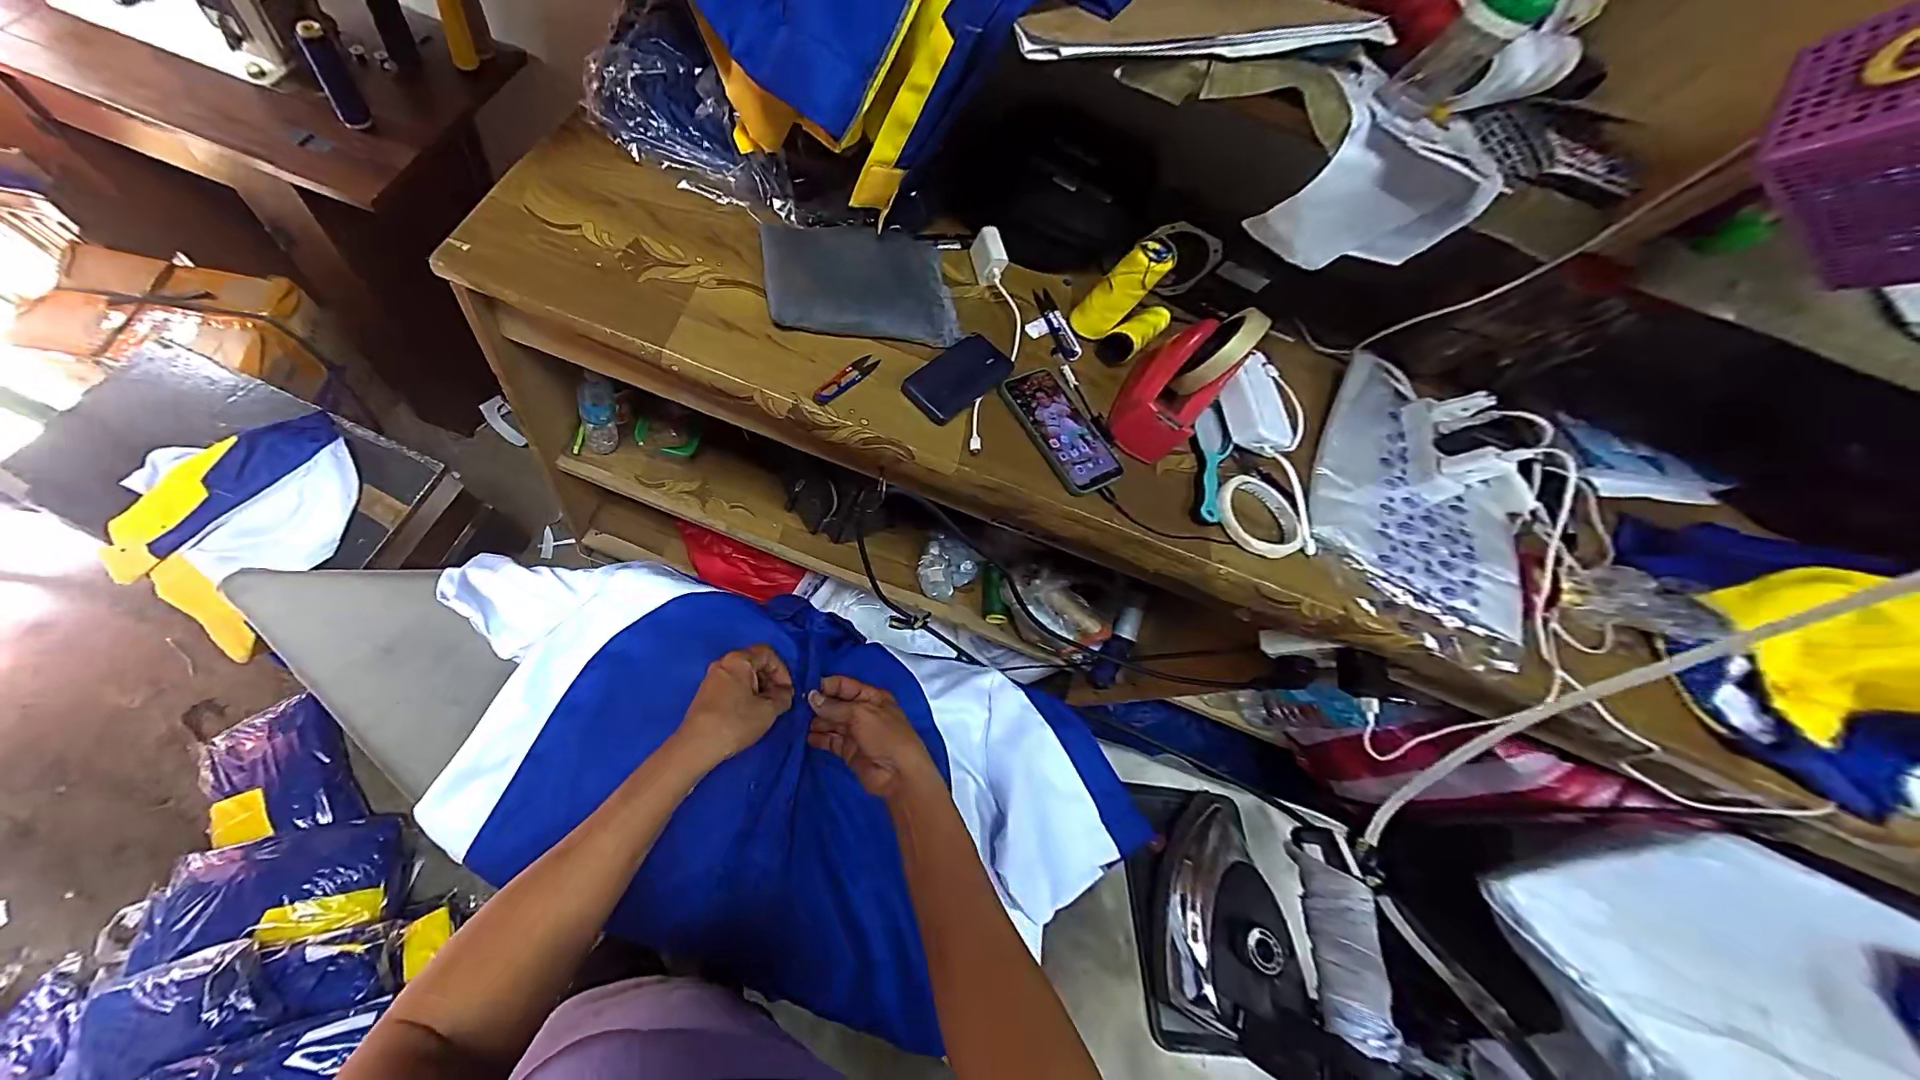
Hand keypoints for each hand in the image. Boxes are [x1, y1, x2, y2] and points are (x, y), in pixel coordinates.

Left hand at [676, 645, 793, 766]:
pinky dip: (745, 695)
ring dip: (759, 689)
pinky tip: (748, 714)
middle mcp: (722, 663)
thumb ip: (783, 696)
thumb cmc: (736, 721)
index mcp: (738, 660)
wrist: (697, 745)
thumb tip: (783, 693)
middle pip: (755, 663)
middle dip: (771, 680)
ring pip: (743, 676)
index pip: (768, 654)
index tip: (787, 691)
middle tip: (779, 701)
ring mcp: (711, 679)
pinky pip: (732, 686)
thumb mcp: (769, 709)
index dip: (783, 671)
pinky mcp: (705, 694)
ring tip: (765, 710)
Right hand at [807, 676, 939, 799]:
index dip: (826, 686)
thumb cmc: (885, 736)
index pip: (845, 686)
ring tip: (798, 722)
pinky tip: (808, 737)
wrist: (898, 774)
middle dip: (818, 704)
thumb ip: (835, 707)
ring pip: (831, 722)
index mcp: (872, 697)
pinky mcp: (848, 751)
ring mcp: (855, 732)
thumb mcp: (861, 714)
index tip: (804, 688)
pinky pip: (831, 740)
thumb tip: (811, 697)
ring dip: (816, 721)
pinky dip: (819, 738)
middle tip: (796, 707)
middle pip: (836, 704)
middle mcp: (863, 712)